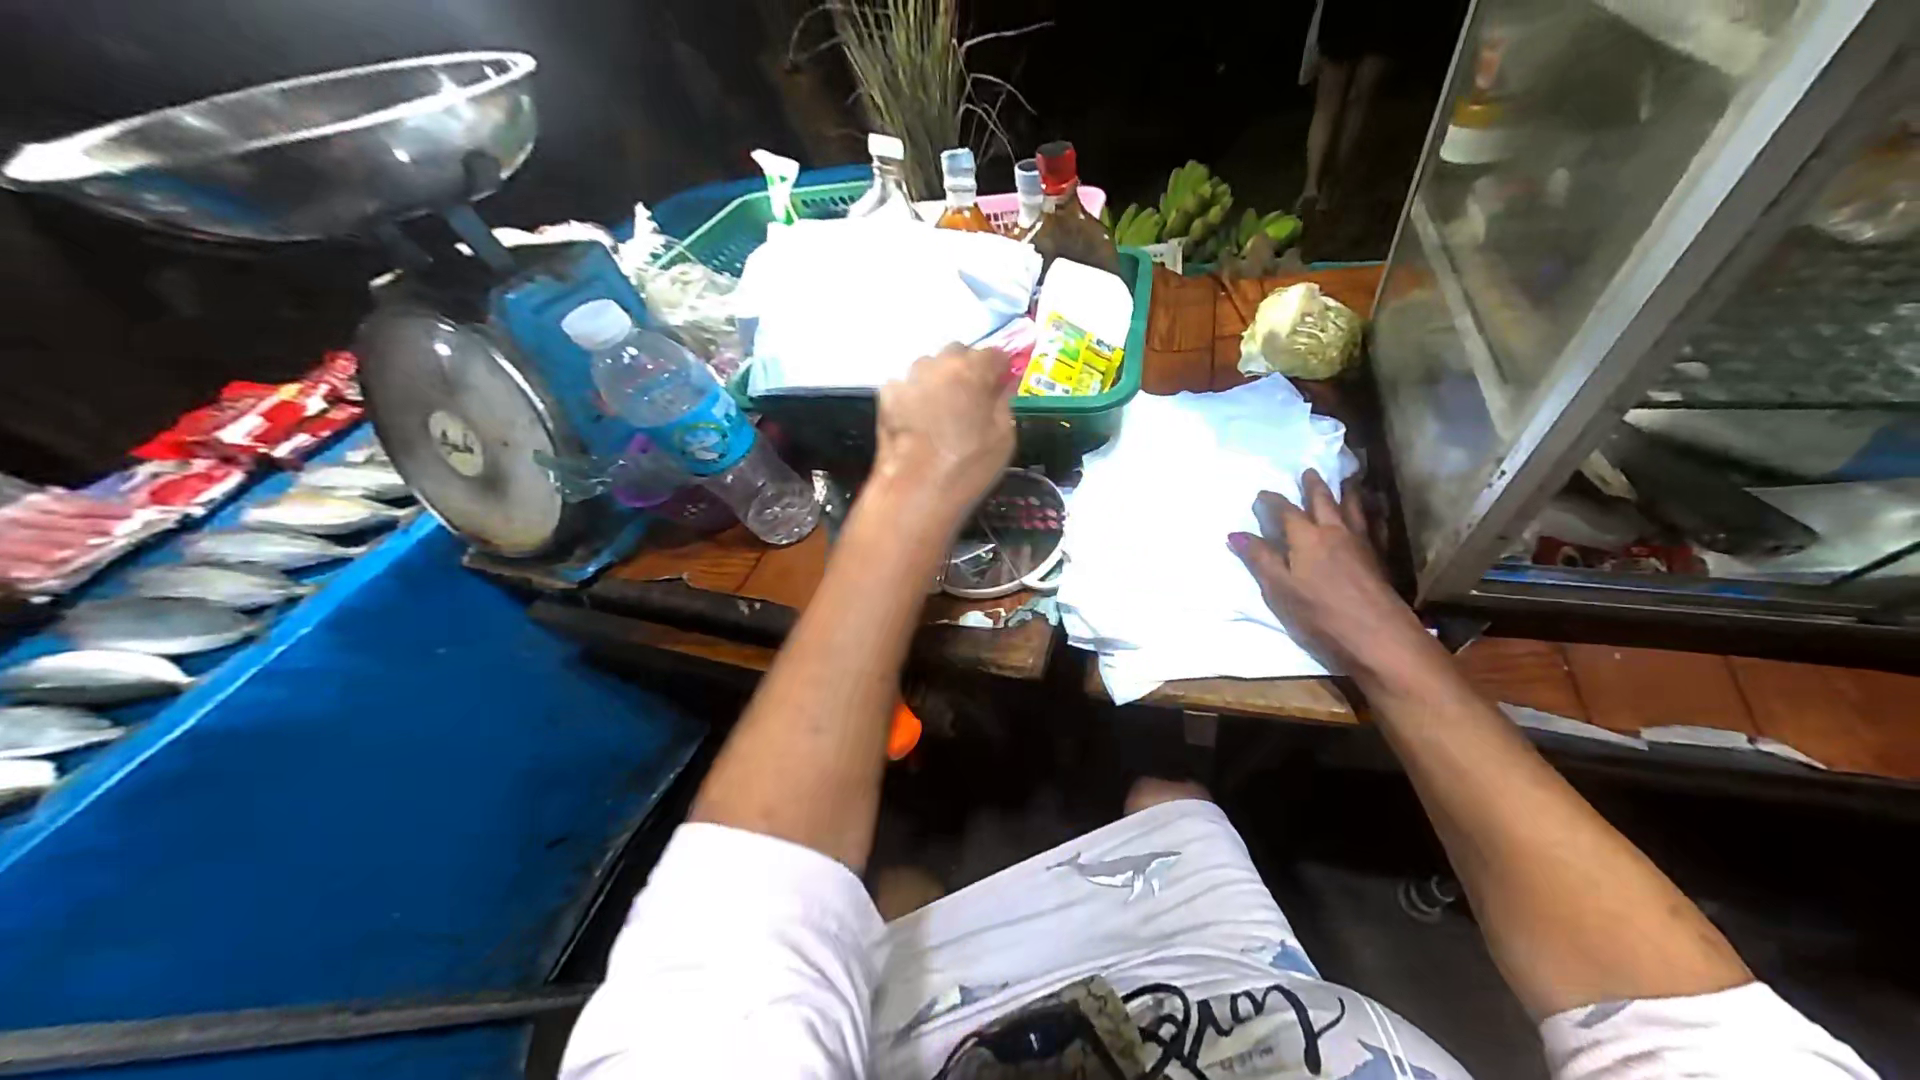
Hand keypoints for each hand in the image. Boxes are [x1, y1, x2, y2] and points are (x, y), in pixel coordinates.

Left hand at [872, 343, 1015, 529]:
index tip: (1000, 386)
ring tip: (942, 411)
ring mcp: (908, 378)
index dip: (1000, 370)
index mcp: (972, 369)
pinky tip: (918, 420)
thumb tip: (1000, 387)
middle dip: (967, 369)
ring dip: (939, 380)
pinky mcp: (886, 395)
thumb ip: (1003, 402)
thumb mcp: (1004, 437)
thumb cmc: (967, 466)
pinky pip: (908, 386)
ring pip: (930, 367)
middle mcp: (938, 364)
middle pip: (958, 353)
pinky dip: (915, 396)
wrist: (914, 490)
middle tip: (970, 399)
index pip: (995, 353)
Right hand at [1228, 469, 1434, 683]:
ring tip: (1346, 480)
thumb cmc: (1319, 614)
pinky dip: (1371, 514)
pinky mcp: (1378, 559)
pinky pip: (1374, 526)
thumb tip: (1235, 534)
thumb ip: (1259, 559)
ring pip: (1353, 509)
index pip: (1285, 511)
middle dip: (1312, 487)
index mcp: (1306, 538)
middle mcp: (1334, 532)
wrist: (1378, 637)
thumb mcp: (1279, 589)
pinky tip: (1373, 515)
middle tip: (1307, 472)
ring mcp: (1360, 544)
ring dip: (1346, 492)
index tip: (1261, 494)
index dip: (1271, 502)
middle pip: (1322, 502)